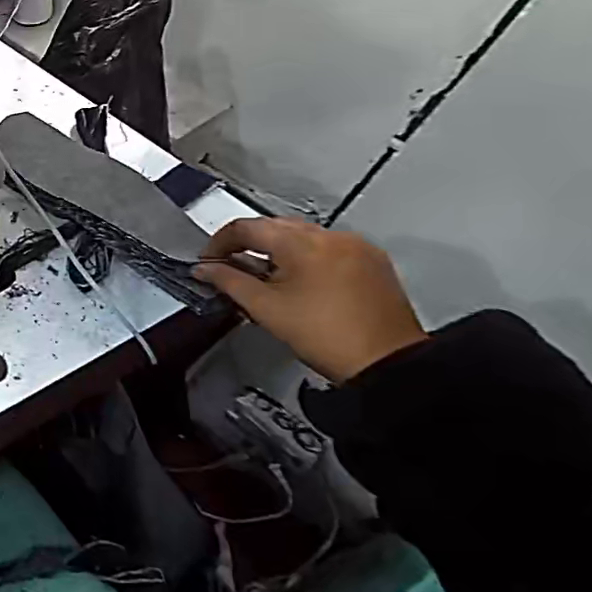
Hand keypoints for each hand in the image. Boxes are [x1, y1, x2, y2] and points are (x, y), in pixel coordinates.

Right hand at [194, 217, 427, 384]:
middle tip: (230, 267)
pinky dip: (308, 258)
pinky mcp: (372, 260)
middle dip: (248, 244)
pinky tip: (300, 282)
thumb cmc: (328, 338)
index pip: (247, 227)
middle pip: (275, 227)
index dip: (220, 242)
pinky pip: (329, 248)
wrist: (386, 364)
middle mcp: (331, 236)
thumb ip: (229, 282)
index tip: (209, 260)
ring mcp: (356, 246)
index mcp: (301, 243)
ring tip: (266, 278)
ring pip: (303, 236)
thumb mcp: (266, 309)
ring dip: (278, 251)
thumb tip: (205, 269)